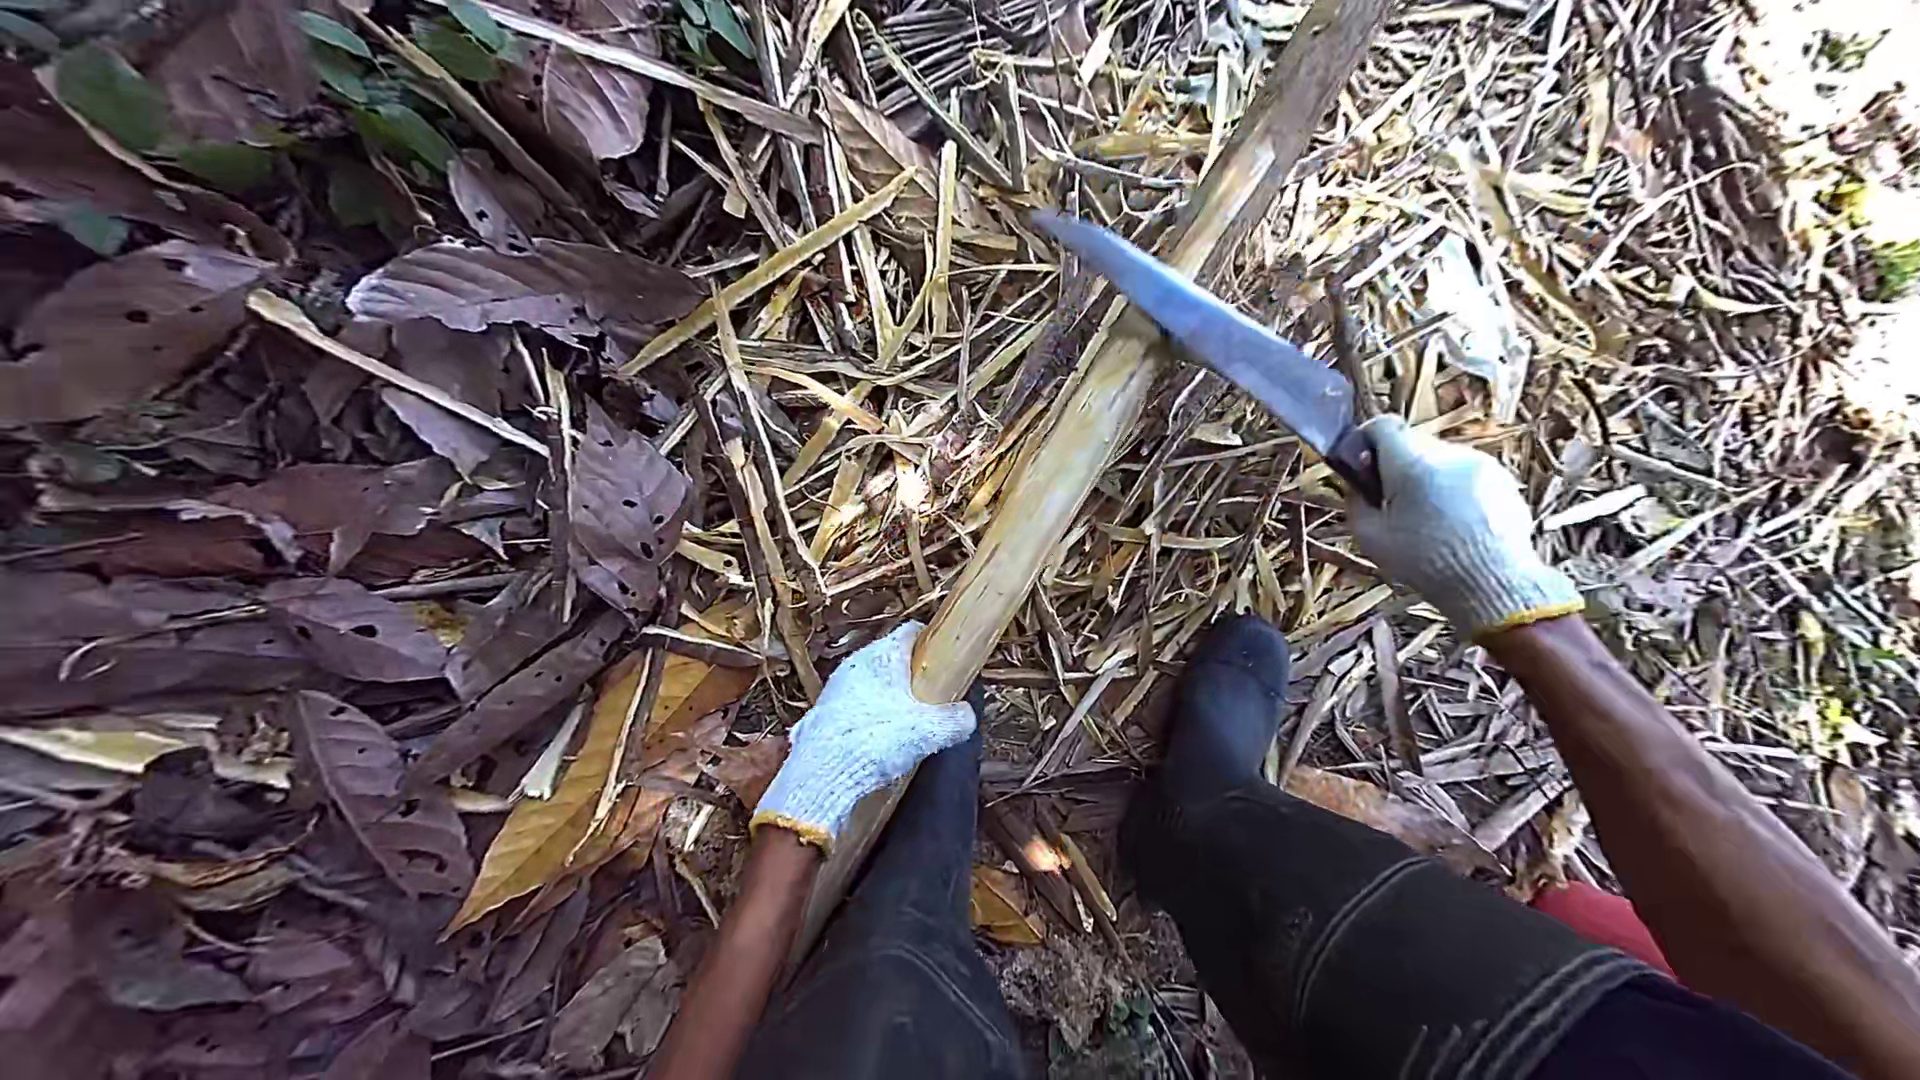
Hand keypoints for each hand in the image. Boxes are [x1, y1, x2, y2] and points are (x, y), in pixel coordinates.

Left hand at [751, 621, 974, 851]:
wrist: (822, 776)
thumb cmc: (877, 741)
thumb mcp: (931, 731)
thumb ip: (956, 719)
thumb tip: (967, 716)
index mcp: (883, 654)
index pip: (912, 631)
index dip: (931, 641)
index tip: (944, 659)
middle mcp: (856, 662)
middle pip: (891, 658)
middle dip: (911, 676)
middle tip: (929, 699)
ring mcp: (834, 687)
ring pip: (870, 683)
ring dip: (887, 699)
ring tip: (903, 727)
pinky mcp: (821, 713)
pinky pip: (852, 707)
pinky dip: (866, 718)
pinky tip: (875, 744)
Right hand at [1346, 415, 1581, 638]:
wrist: (1492, 583)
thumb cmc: (1422, 561)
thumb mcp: (1368, 535)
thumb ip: (1356, 499)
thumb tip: (1357, 482)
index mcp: (1411, 464)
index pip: (1383, 425)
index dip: (1365, 440)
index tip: (1360, 466)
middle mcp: (1448, 455)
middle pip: (1410, 443)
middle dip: (1393, 464)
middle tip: (1388, 500)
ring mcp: (1481, 465)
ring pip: (1437, 458)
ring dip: (1423, 477)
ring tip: (1422, 516)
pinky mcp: (1502, 479)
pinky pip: (1462, 473)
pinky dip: (1449, 489)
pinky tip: (1450, 522)